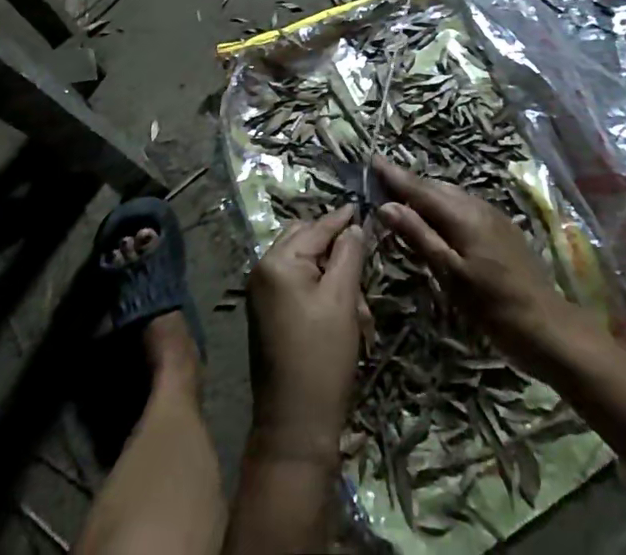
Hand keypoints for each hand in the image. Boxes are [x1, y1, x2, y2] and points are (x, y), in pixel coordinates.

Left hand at [246, 205, 366, 457]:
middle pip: (305, 243)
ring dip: (333, 279)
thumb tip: (353, 226)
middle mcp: (262, 270)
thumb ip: (348, 256)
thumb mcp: (342, 300)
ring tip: (358, 310)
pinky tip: (344, 317)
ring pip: (304, 267)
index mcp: (276, 262)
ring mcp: (262, 293)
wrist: (295, 419)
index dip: (340, 219)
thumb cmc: (322, 355)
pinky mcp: (267, 313)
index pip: (315, 229)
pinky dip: (321, 295)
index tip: (360, 205)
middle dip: (336, 253)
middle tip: (363, 269)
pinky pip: (297, 288)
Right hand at [372, 160, 576, 354]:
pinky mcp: (502, 230)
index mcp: (463, 216)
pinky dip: (442, 204)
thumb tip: (386, 206)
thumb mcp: (450, 274)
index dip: (394, 176)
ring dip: (425, 192)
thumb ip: (418, 236)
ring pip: (451, 195)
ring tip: (400, 195)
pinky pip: (464, 206)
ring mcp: (493, 218)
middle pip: (436, 188)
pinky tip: (435, 217)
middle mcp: (478, 208)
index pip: (420, 189)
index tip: (372, 160)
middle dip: (408, 182)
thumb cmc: (493, 306)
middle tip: (380, 179)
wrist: (549, 328)